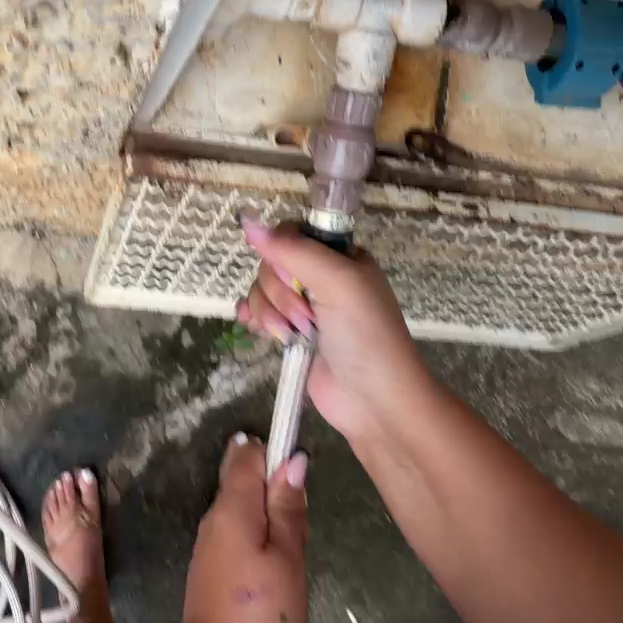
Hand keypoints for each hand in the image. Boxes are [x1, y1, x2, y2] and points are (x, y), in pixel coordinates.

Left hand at [180, 434, 308, 622]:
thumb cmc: (262, 618)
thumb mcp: (289, 560)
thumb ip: (290, 509)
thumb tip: (293, 458)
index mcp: (230, 508)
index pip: (248, 454)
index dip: (276, 454)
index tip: (299, 477)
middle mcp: (212, 518)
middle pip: (246, 481)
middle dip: (277, 493)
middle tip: (300, 532)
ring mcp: (208, 544)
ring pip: (245, 510)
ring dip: (272, 521)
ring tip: (292, 559)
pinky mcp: (209, 568)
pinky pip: (237, 535)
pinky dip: (259, 542)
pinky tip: (275, 573)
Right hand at [236, 220, 431, 443]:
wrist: (374, 400)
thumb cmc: (365, 335)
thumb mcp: (337, 282)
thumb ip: (293, 250)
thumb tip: (249, 222)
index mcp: (339, 256)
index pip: (290, 235)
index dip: (283, 257)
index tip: (296, 280)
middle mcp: (321, 277)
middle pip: (272, 264)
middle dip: (279, 293)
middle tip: (305, 319)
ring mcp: (305, 307)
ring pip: (261, 290)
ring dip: (269, 312)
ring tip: (290, 336)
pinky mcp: (291, 333)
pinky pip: (258, 312)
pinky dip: (254, 318)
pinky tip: (255, 329)